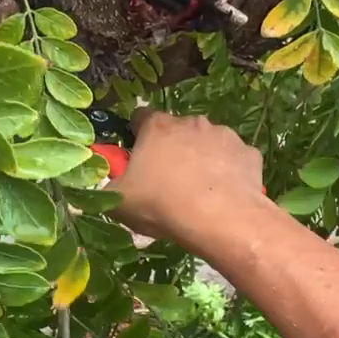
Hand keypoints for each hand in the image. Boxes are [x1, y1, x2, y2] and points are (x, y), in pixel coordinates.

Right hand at [109, 110, 265, 243]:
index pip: (140, 118)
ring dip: (202, 159)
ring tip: (198, 192)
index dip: (136, 136)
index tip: (136, 159)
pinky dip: (228, 172)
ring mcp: (224, 135)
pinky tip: (224, 195)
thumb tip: (90, 191)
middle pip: (176, 131)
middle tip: (166, 182)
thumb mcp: (119, 202)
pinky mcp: (248, 153)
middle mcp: (191, 122)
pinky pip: (233, 159)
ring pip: (208, 143)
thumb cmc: (162, 204)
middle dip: (171, 150)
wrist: (221, 219)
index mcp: (157, 127)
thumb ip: (104, 190)